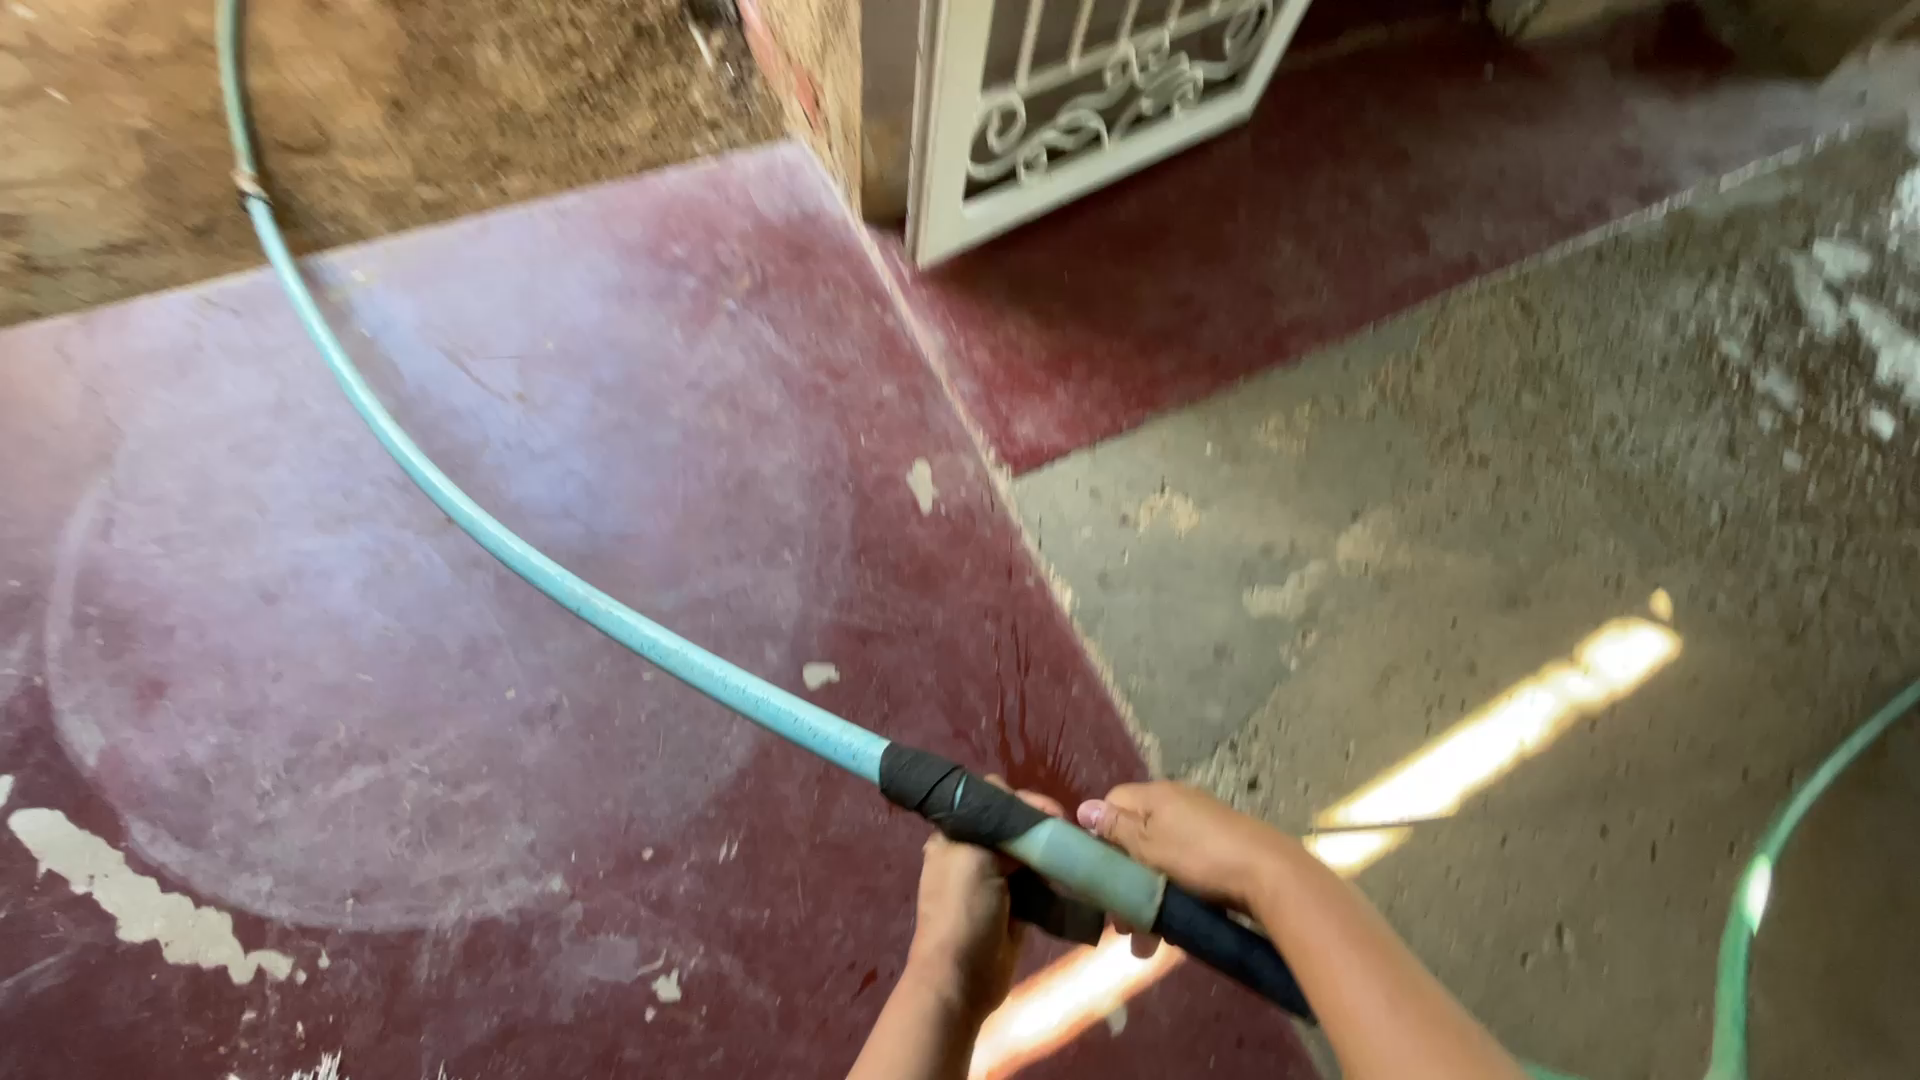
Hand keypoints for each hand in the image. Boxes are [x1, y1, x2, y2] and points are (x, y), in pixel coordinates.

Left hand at [905, 778, 1063, 1025]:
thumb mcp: (972, 855)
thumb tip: (1028, 814)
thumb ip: (997, 825)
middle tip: (1066, 830)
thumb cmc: (961, 910)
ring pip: (1028, 852)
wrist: (961, 979)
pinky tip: (1069, 874)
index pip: (991, 801)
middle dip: (1040, 825)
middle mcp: (974, 852)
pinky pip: (1038, 882)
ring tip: (1072, 851)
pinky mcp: (1016, 905)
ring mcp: (996, 880)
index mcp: (954, 835)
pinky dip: (1054, 877)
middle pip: (1013, 826)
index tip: (1048, 811)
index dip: (1020, 801)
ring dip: (1049, 851)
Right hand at [1076, 781, 1296, 910]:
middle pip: (1135, 837)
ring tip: (1145, 944)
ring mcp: (1200, 825)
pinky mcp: (1220, 848)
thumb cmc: (1199, 857)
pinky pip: (1183, 870)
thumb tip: (1084, 808)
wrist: (1270, 874)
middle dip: (1124, 880)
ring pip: (1159, 860)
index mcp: (1155, 795)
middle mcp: (1176, 803)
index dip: (1099, 835)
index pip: (1113, 803)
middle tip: (1120, 924)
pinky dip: (1173, 895)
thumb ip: (1115, 828)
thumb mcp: (1147, 845)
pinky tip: (1174, 929)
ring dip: (1146, 898)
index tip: (1097, 872)